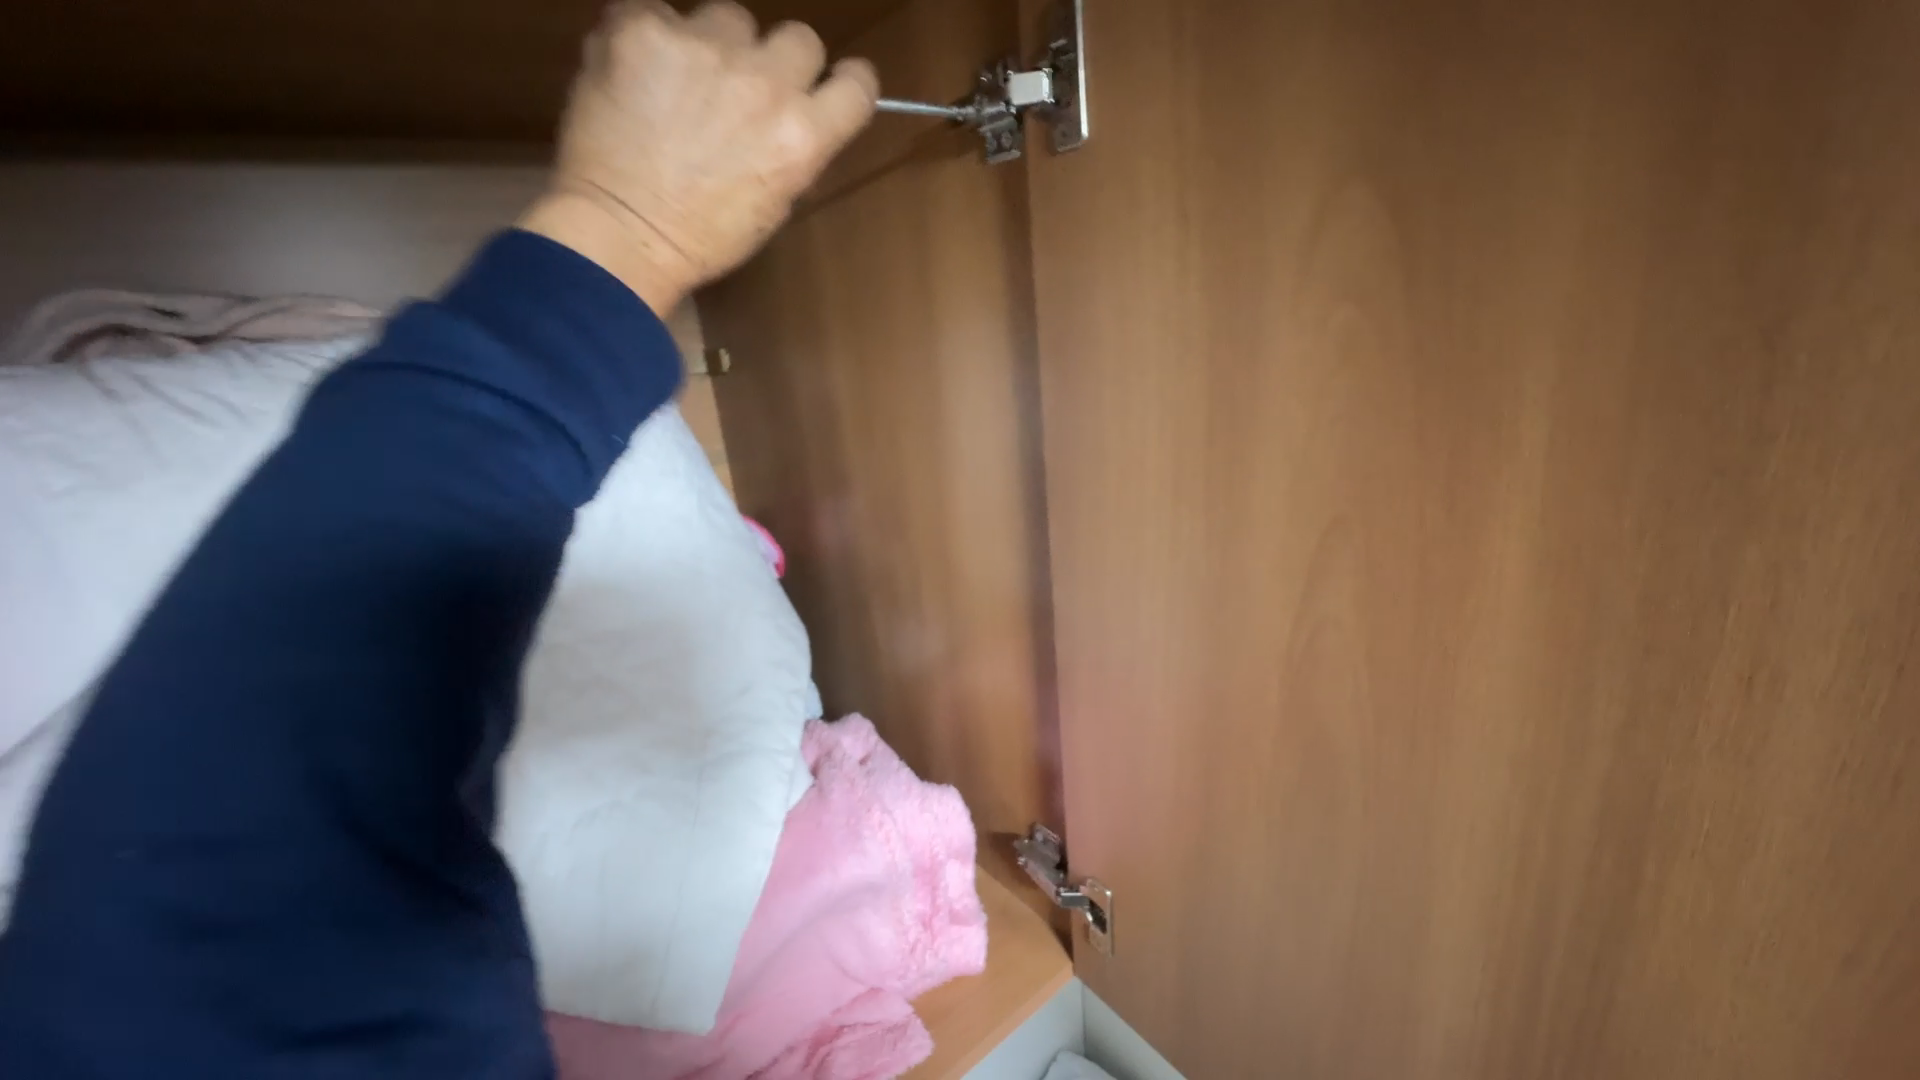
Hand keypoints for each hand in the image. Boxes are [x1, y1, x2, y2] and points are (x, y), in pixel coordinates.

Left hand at [519, 1, 879, 311]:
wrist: (621, 234)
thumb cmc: (704, 237)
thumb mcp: (775, 203)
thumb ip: (795, 145)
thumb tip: (795, 110)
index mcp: (803, 135)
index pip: (857, 81)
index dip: (844, 80)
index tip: (826, 87)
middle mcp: (764, 83)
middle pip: (798, 38)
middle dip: (776, 62)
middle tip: (743, 93)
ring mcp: (704, 48)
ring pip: (729, 16)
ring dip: (714, 44)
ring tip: (680, 85)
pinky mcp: (643, 28)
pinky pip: (657, 8)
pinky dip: (649, 36)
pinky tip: (637, 75)